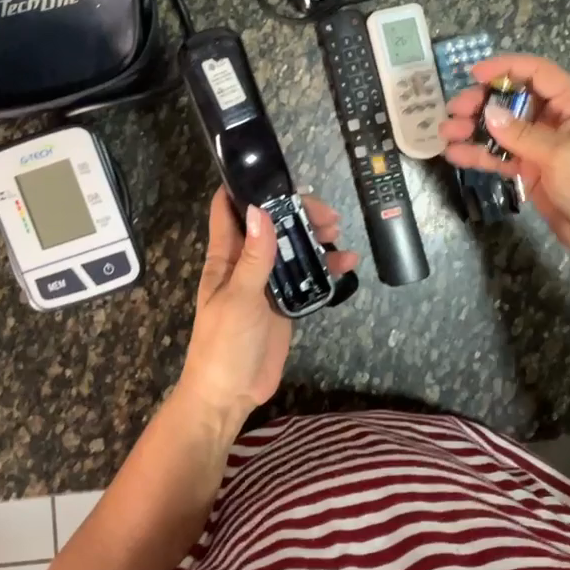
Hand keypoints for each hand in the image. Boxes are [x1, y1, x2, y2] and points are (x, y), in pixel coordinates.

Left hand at [175, 189, 358, 428]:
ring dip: (314, 237)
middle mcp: (245, 264)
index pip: (227, 210)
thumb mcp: (238, 297)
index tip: (274, 173)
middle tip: (326, 215)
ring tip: (338, 233)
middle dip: (296, 213)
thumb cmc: (223, 344)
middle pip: (271, 226)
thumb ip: (253, 256)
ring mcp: (266, 284)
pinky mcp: (284, 304)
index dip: (245, 188)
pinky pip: (306, 278)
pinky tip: (347, 263)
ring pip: (292, 248)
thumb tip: (259, 211)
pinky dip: (325, 269)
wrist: (228, 396)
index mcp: (224, 257)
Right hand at [440, 54, 569, 266]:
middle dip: (482, 102)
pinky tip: (455, 155)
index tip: (474, 74)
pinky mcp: (531, 171)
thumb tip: (488, 113)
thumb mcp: (561, 155)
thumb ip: (522, 134)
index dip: (507, 68)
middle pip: (513, 101)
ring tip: (446, 133)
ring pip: (502, 129)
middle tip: (454, 111)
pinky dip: (479, 154)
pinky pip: (500, 156)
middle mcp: (555, 121)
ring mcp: (541, 147)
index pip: (538, 74)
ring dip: (474, 129)